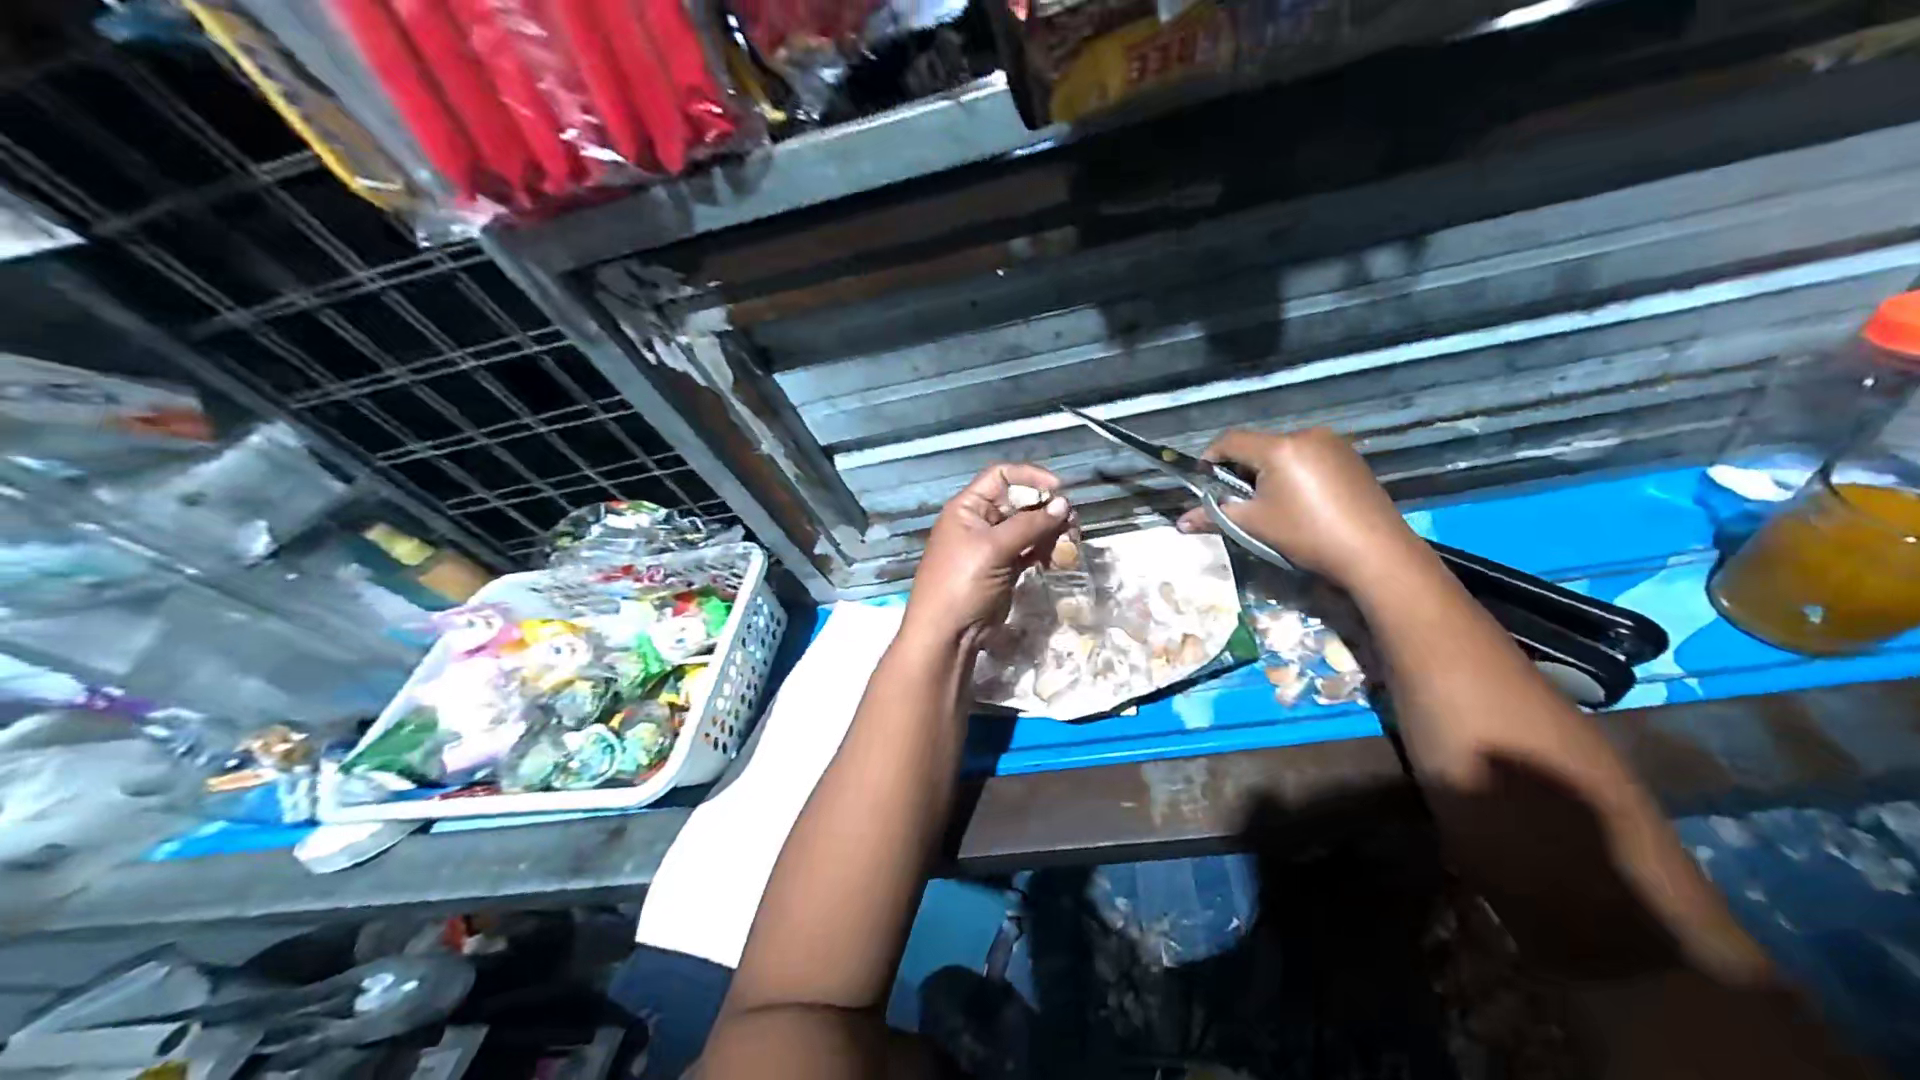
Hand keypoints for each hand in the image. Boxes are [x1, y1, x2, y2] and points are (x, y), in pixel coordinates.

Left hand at [904, 463, 1071, 647]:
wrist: (947, 633)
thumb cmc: (961, 583)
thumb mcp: (993, 549)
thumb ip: (1029, 525)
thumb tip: (1063, 505)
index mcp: (968, 507)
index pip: (1002, 476)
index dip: (1031, 477)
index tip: (1059, 490)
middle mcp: (981, 521)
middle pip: (1021, 501)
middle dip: (1047, 509)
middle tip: (1071, 524)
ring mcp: (993, 545)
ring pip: (1030, 527)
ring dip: (1051, 532)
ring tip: (1068, 545)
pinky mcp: (1005, 566)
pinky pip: (1030, 549)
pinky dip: (1045, 551)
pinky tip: (1057, 561)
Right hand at [1175, 428, 1424, 588]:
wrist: (1376, 552)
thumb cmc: (1307, 535)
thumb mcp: (1254, 525)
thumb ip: (1214, 516)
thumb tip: (1179, 523)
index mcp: (1279, 447)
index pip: (1230, 440)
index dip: (1210, 459)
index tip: (1203, 483)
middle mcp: (1305, 435)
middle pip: (1257, 445)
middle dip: (1241, 469)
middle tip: (1237, 501)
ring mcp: (1332, 443)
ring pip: (1283, 451)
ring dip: (1267, 472)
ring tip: (1270, 505)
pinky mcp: (1350, 457)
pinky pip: (1308, 457)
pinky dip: (1293, 473)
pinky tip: (1300, 503)